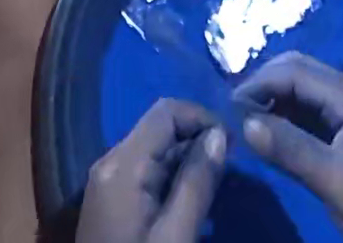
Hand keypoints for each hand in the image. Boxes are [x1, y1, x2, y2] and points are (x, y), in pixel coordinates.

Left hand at [76, 100, 226, 242]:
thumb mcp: (176, 236)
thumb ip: (197, 182)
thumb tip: (219, 135)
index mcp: (123, 162)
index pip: (165, 112)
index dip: (201, 117)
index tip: (234, 143)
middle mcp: (111, 160)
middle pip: (158, 127)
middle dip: (196, 136)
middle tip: (231, 164)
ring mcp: (107, 179)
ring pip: (153, 148)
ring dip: (186, 156)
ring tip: (218, 179)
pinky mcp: (110, 199)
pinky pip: (144, 170)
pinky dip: (171, 173)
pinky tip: (193, 195)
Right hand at [235, 52, 342, 242]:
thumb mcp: (339, 184)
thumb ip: (291, 150)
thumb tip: (243, 122)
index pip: (296, 71)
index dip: (260, 82)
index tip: (229, 105)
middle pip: (300, 73)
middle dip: (266, 85)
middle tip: (236, 111)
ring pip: (305, 93)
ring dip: (276, 102)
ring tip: (248, 123)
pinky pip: (314, 116)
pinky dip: (289, 120)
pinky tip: (273, 137)